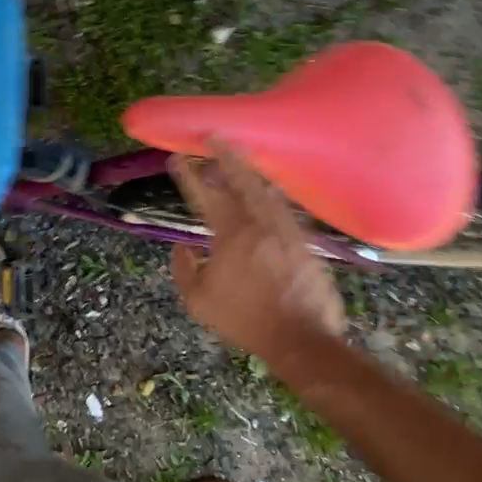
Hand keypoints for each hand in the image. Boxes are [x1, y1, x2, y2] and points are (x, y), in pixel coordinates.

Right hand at [168, 150, 345, 370]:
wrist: (304, 342)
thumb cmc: (245, 319)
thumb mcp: (198, 300)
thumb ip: (183, 268)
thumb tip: (182, 247)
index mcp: (231, 235)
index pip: (204, 196)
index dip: (187, 176)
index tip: (174, 158)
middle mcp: (260, 226)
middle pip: (242, 182)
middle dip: (226, 158)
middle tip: (216, 139)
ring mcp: (287, 234)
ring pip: (267, 193)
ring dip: (251, 174)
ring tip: (242, 160)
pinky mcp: (307, 247)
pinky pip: (286, 212)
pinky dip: (273, 197)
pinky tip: (269, 195)